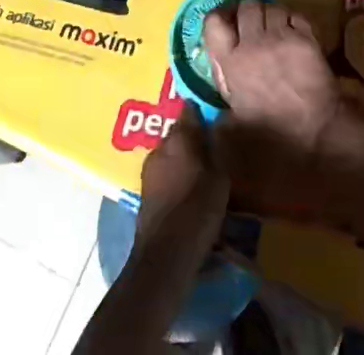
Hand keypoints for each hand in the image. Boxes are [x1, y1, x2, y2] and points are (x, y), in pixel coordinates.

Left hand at [135, 106, 227, 255]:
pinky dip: (174, 175)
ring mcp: (148, 171)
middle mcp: (159, 148)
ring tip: (200, 170)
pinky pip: (163, 173)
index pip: (188, 112)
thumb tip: (216, 127)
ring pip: (168, 154)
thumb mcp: (219, 178)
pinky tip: (187, 189)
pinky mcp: (144, 192)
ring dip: (182, 158)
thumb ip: (215, 150)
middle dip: (191, 137)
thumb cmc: (199, 209)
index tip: (212, 113)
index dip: (200, 110)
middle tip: (210, 146)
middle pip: (177, 133)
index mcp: (179, 139)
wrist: (167, 253)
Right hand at [203, 0, 350, 219]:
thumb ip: (216, 119)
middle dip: (246, 12)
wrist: (319, 137)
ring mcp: (283, 38)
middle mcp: (254, 43)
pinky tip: (294, 34)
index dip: (217, 18)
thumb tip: (206, 112)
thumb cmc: (273, 144)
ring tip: (274, 29)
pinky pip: (296, 15)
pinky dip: (292, 20)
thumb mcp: (230, 138)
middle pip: (246, 6)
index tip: (223, 25)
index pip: (213, 23)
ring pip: (273, 7)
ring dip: (270, 14)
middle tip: (251, 26)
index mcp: (231, 64)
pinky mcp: (308, 39)